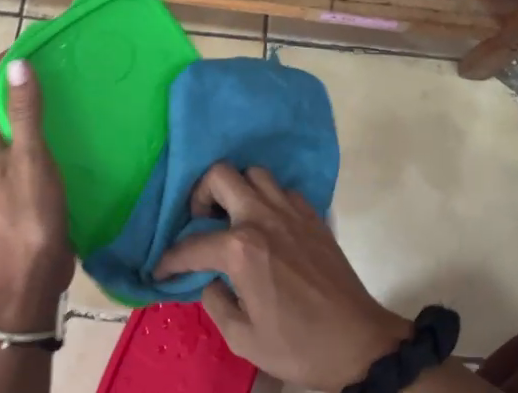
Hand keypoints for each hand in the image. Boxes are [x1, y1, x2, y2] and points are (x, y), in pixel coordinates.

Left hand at [0, 54, 74, 331]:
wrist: (31, 283)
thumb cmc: (29, 219)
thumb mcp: (31, 160)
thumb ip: (26, 113)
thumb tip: (18, 63)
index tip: (27, 44)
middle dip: (18, 82)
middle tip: (54, 63)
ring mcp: (7, 179)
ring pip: (17, 131)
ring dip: (33, 107)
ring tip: (67, 90)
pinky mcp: (26, 193)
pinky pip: (33, 151)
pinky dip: (47, 133)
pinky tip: (74, 133)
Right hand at [155, 164, 411, 390]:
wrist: (357, 342)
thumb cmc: (297, 345)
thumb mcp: (243, 338)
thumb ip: (215, 304)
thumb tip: (210, 282)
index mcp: (241, 249)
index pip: (192, 245)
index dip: (170, 259)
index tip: (160, 269)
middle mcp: (262, 217)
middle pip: (221, 175)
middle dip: (200, 194)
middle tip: (199, 220)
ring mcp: (290, 211)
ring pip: (254, 173)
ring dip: (237, 189)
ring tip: (232, 216)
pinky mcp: (312, 215)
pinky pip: (282, 189)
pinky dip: (267, 198)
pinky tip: (266, 224)